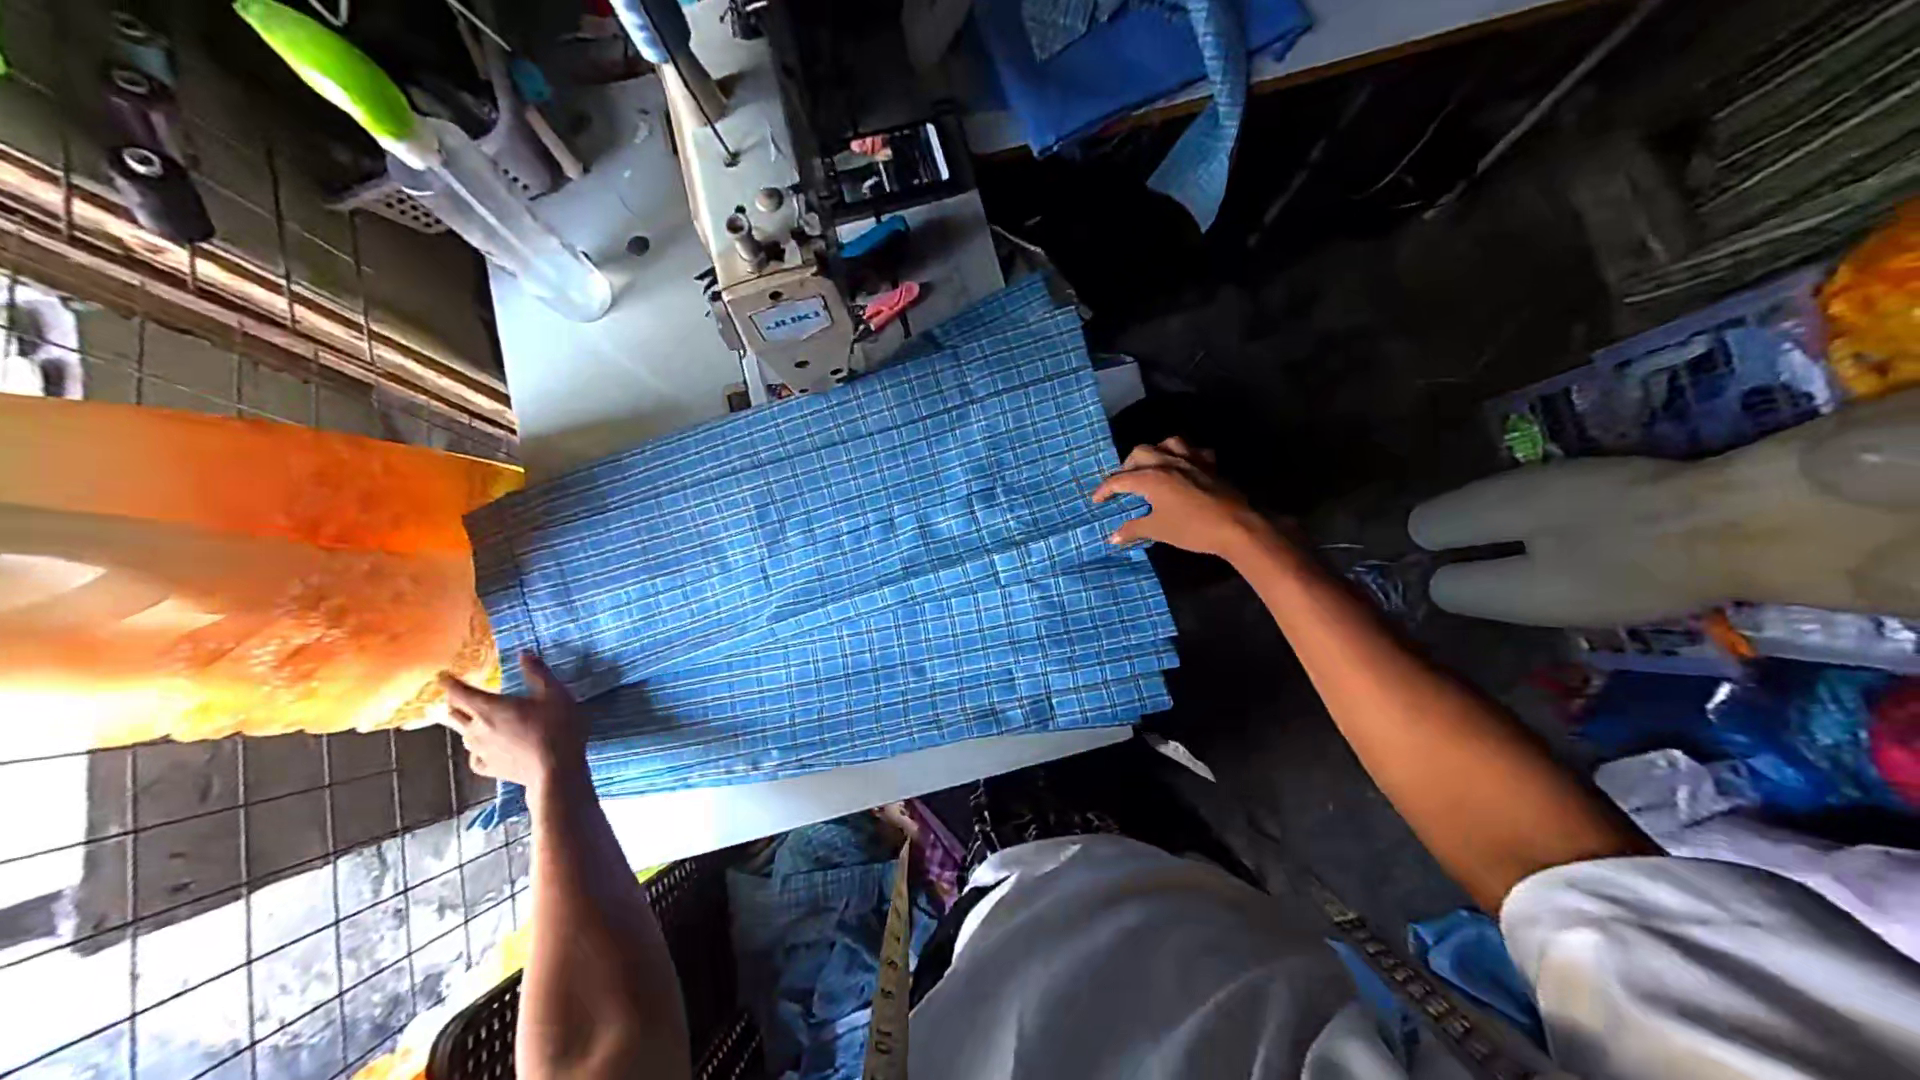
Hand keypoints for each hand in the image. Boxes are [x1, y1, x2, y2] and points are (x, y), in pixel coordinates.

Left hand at [440, 652, 587, 791]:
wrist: (556, 770)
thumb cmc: (556, 727)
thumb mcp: (554, 693)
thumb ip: (537, 673)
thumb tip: (523, 654)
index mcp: (489, 707)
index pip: (458, 692)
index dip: (448, 682)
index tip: (441, 676)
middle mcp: (476, 728)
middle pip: (453, 714)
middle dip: (452, 703)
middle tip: (456, 696)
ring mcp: (480, 751)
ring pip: (462, 735)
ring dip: (465, 725)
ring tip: (472, 720)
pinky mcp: (489, 768)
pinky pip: (475, 756)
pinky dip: (477, 750)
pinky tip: (485, 750)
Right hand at [1092, 438, 1275, 557]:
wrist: (1236, 527)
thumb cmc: (1192, 529)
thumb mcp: (1158, 530)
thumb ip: (1133, 529)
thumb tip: (1112, 537)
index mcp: (1151, 477)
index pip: (1119, 479)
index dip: (1105, 489)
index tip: (1096, 500)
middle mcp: (1168, 462)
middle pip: (1140, 453)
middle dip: (1126, 467)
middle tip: (1123, 485)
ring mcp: (1191, 461)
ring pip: (1167, 443)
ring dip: (1155, 452)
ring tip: (1151, 467)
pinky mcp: (1210, 466)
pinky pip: (1194, 451)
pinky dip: (1184, 455)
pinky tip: (1183, 466)